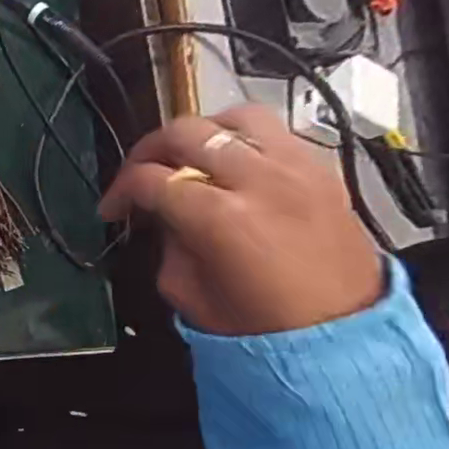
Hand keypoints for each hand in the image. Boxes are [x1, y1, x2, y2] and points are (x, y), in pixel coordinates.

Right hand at [97, 105, 382, 335]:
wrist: (336, 332)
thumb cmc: (254, 321)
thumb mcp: (183, 288)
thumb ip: (167, 240)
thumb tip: (164, 213)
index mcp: (218, 217)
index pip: (150, 178)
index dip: (119, 190)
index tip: (112, 208)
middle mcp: (259, 181)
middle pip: (186, 133)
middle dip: (147, 151)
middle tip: (137, 174)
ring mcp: (297, 169)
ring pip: (234, 117)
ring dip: (199, 133)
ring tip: (186, 158)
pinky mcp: (321, 171)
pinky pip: (274, 132)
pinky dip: (241, 140)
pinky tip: (229, 165)